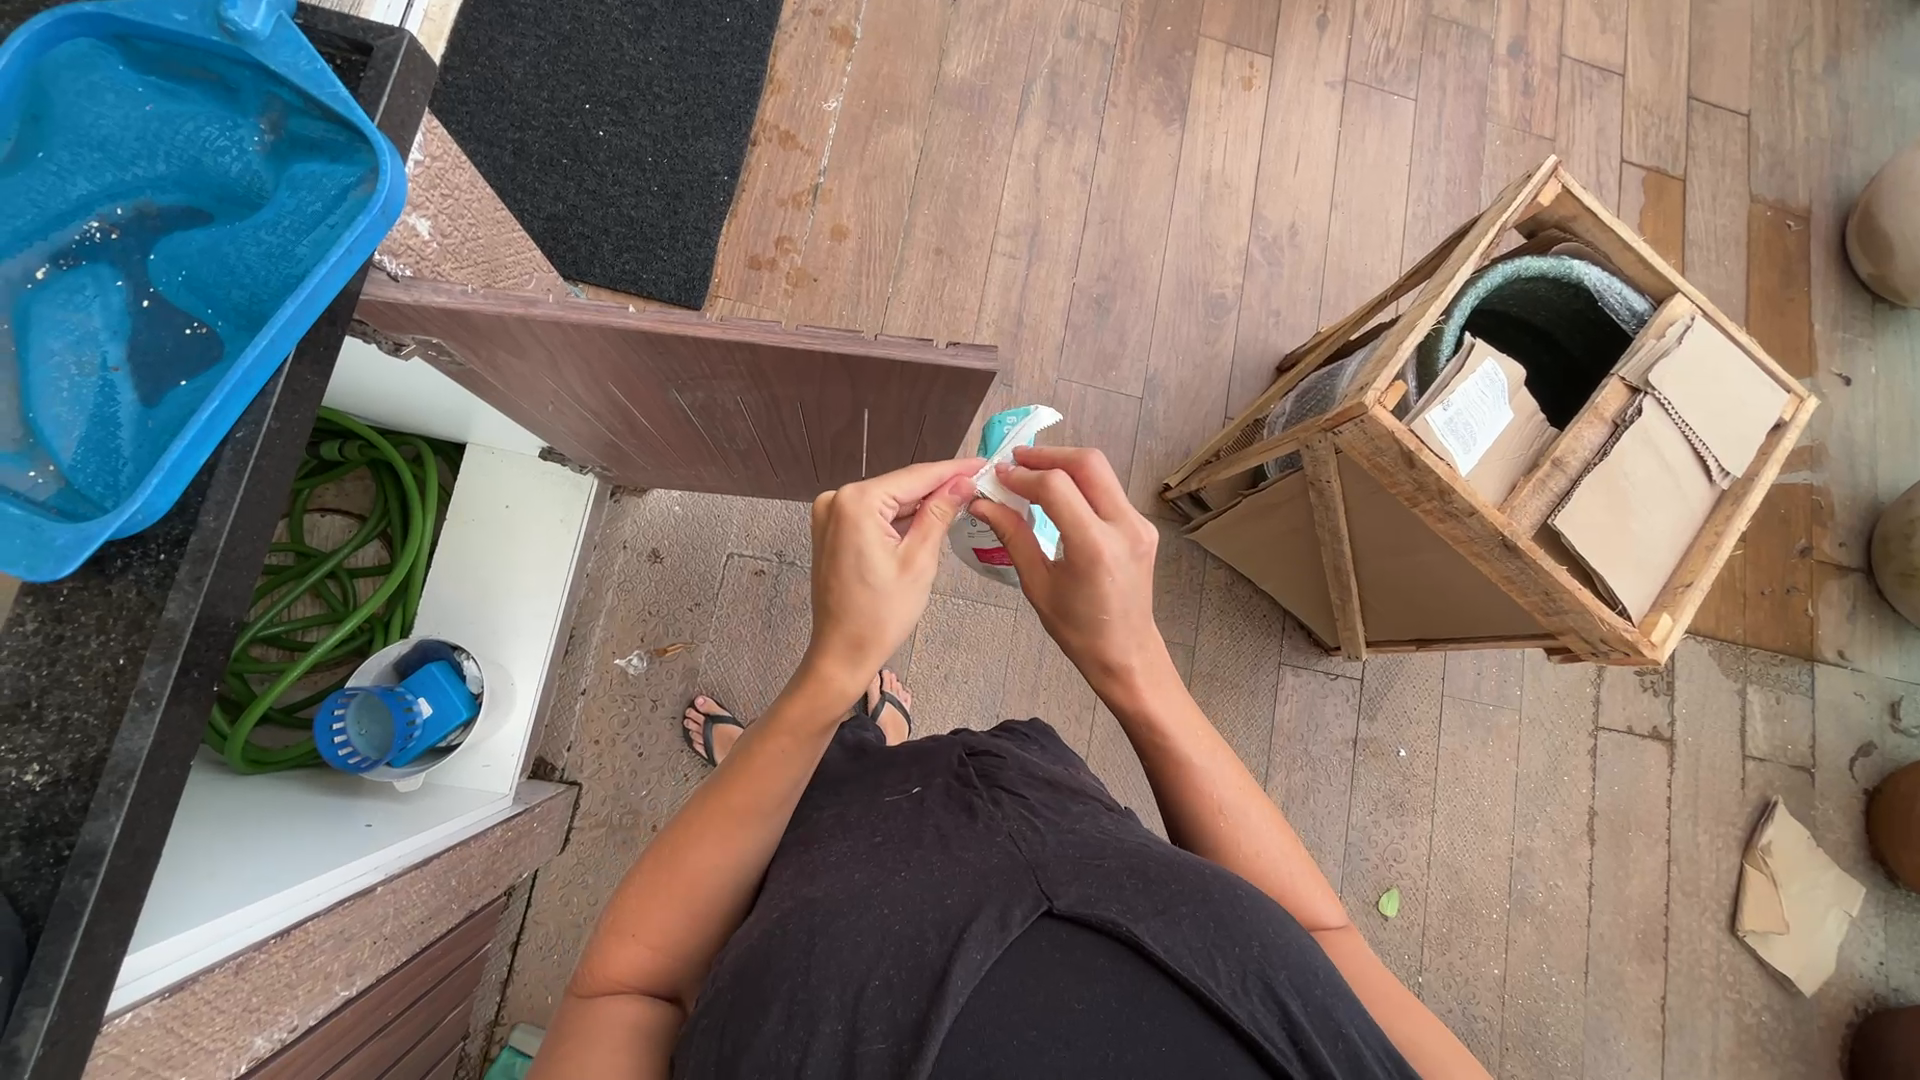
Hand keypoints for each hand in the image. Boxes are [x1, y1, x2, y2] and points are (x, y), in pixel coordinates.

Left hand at [803, 458, 982, 697]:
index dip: (953, 470)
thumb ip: (939, 514)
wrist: (843, 652)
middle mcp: (836, 500)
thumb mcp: (919, 560)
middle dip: (939, 486)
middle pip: (901, 486)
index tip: (982, 463)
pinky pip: (873, 514)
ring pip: (888, 500)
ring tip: (962, 498)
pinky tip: (928, 518)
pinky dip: (899, 517)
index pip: (916, 477)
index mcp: (856, 503)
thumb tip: (961, 483)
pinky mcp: (831, 530)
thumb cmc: (880, 615)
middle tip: (978, 481)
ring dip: (920, 502)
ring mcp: (829, 514)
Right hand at [966, 446, 1172, 697]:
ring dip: (1065, 464)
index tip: (998, 476)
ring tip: (1032, 473)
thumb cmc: (1078, 629)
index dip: (1023, 476)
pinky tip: (1057, 494)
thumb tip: (982, 502)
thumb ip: (1013, 536)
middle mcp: (1124, 527)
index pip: (1056, 487)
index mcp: (1095, 547)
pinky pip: (1108, 490)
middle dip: (1048, 455)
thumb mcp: (1037, 584)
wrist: (1127, 652)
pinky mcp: (1142, 526)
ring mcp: (1139, 524)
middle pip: (1088, 463)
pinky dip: (1080, 482)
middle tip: (1016, 460)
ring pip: (1101, 471)